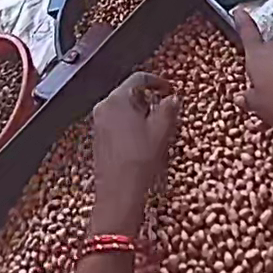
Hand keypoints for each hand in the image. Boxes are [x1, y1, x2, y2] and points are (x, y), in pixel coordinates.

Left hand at [88, 72, 180, 232]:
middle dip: (149, 100)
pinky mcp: (99, 139)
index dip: (157, 82)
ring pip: (123, 109)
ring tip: (156, 129)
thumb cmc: (139, 159)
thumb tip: (173, 98)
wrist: (118, 193)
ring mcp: (99, 124)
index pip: (138, 79)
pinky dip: (132, 126)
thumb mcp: (161, 130)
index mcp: (116, 100)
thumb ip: (168, 108)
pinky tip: (143, 142)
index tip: (169, 89)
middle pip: (129, 93)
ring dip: (141, 114)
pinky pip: (117, 123)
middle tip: (165, 111)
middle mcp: (103, 108)